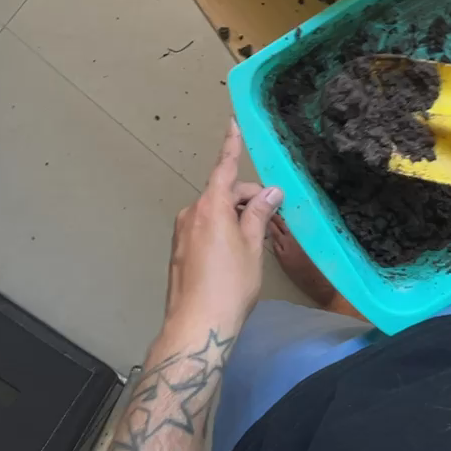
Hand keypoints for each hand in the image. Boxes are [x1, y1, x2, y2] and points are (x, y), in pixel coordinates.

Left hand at [164, 123, 282, 335]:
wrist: (197, 326)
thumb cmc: (231, 285)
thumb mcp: (253, 247)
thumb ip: (259, 214)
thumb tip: (271, 192)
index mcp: (210, 206)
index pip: (224, 168)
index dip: (231, 146)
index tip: (232, 124)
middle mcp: (192, 213)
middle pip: (222, 193)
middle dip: (246, 198)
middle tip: (271, 216)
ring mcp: (182, 232)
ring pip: (213, 212)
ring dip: (233, 217)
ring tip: (255, 242)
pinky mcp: (179, 250)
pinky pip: (204, 228)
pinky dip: (221, 230)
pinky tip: (234, 255)